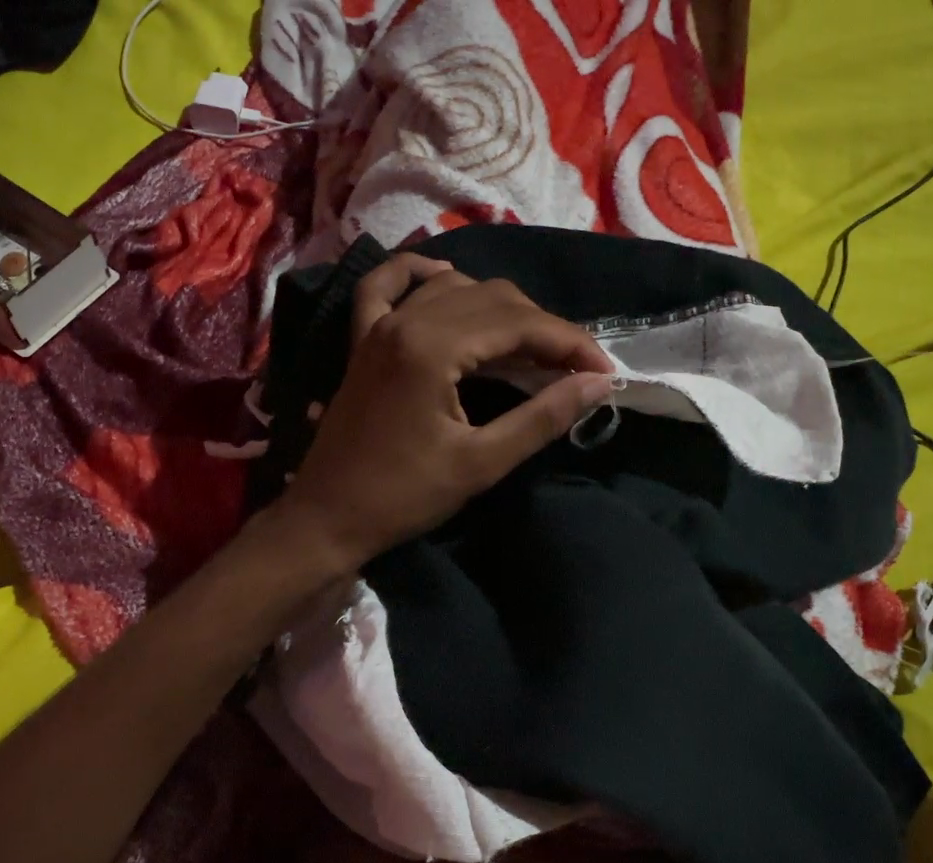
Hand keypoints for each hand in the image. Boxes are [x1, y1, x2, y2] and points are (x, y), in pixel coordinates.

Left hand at [272, 253, 616, 572]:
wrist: (328, 518)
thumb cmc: (404, 497)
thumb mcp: (480, 463)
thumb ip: (541, 417)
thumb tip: (597, 385)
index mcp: (433, 347)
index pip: (520, 323)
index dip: (570, 344)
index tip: (604, 372)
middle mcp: (405, 320)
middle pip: (492, 297)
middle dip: (542, 328)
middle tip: (573, 369)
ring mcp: (377, 326)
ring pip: (452, 288)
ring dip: (498, 307)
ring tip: (528, 346)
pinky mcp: (361, 341)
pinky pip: (385, 285)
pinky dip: (417, 275)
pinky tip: (443, 278)